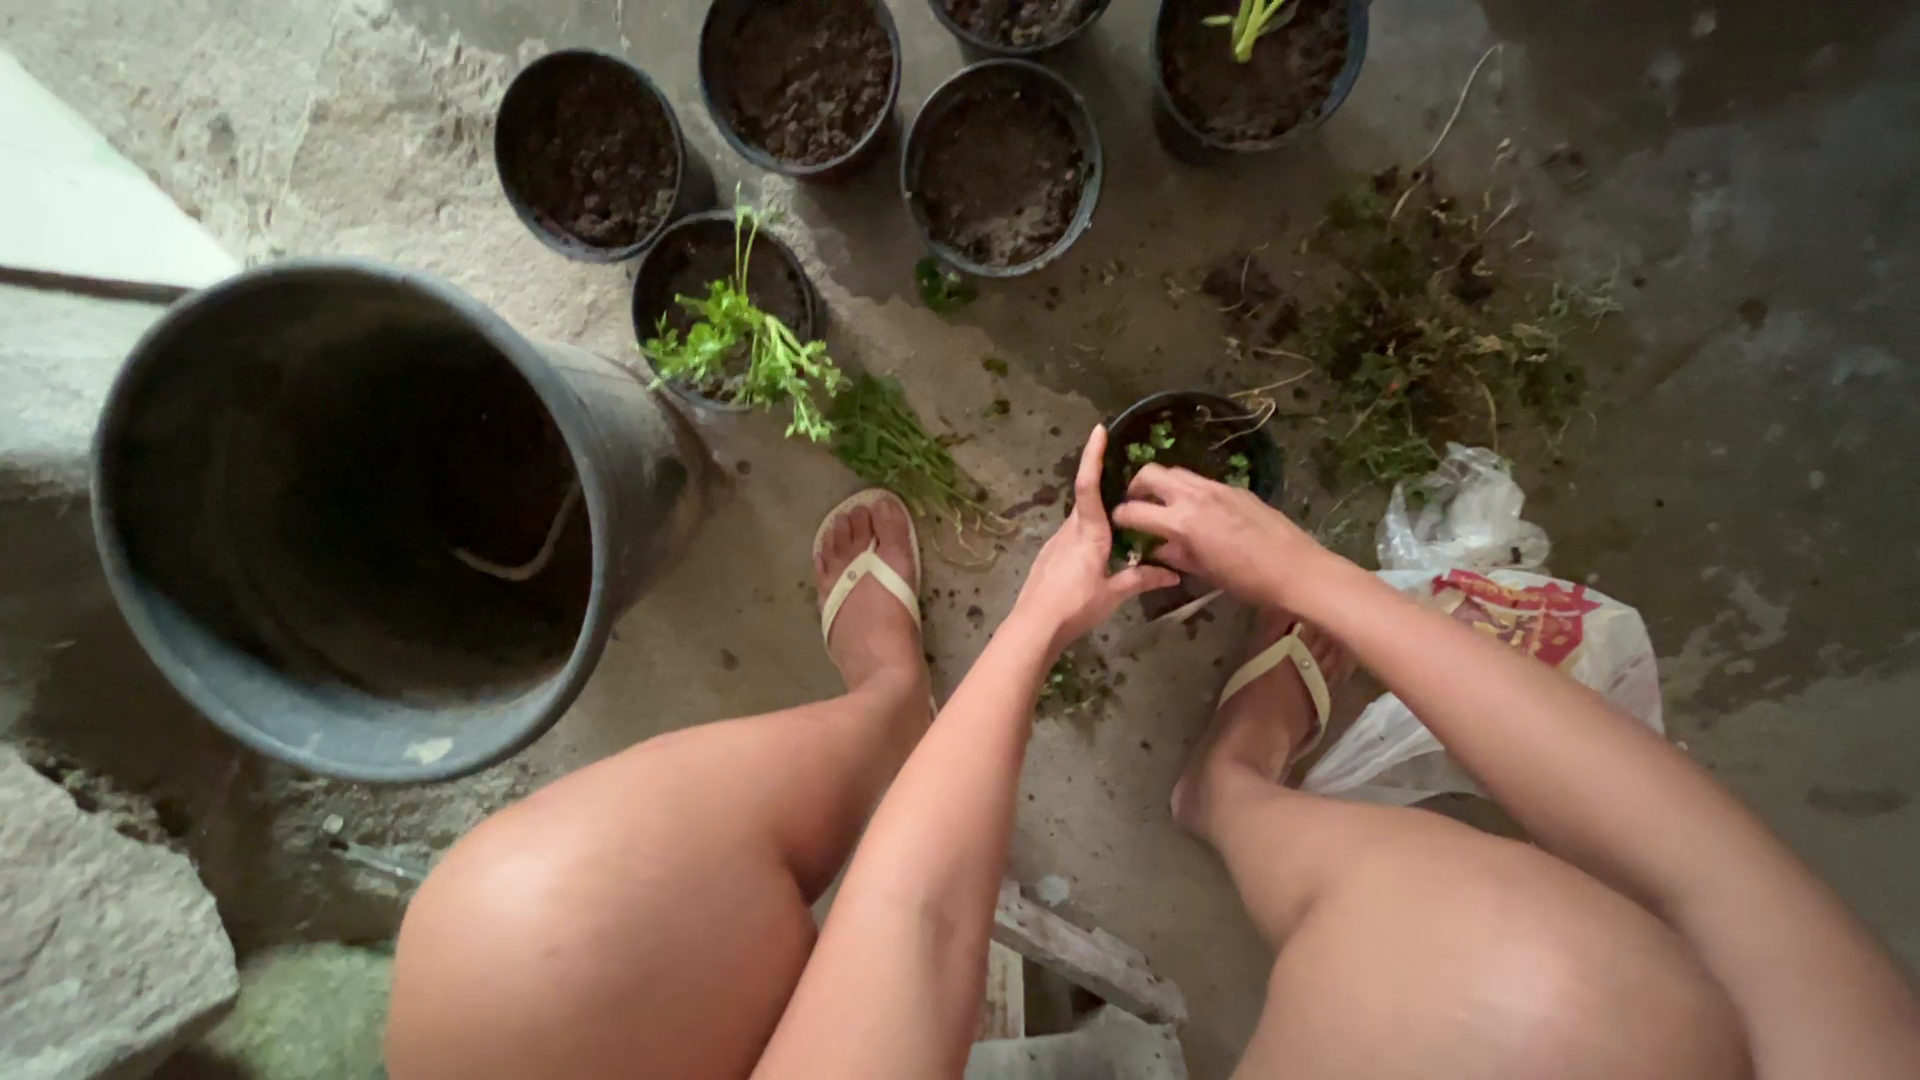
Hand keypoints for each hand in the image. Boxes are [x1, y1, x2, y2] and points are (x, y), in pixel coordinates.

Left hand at [1009, 426, 1180, 651]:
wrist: (1034, 627)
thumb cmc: (1075, 606)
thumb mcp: (1114, 594)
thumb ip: (1142, 579)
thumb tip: (1173, 575)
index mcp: (1088, 532)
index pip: (1089, 485)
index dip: (1093, 455)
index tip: (1099, 430)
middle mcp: (1069, 530)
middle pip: (1088, 501)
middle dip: (1105, 489)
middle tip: (1130, 485)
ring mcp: (1055, 543)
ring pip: (1080, 521)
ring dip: (1099, 519)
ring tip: (1122, 525)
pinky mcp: (1049, 557)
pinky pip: (1072, 537)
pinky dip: (1087, 536)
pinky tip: (1099, 554)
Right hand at [1111, 463, 1331, 607]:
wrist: (1296, 569)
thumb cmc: (1246, 580)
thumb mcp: (1203, 571)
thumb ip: (1174, 555)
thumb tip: (1156, 548)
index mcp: (1181, 522)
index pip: (1134, 511)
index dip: (1120, 516)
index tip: (1117, 523)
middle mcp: (1194, 496)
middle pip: (1151, 474)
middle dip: (1136, 486)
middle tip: (1136, 503)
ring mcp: (1216, 488)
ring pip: (1176, 472)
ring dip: (1162, 484)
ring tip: (1163, 504)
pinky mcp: (1234, 488)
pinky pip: (1201, 481)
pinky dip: (1188, 489)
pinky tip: (1196, 509)